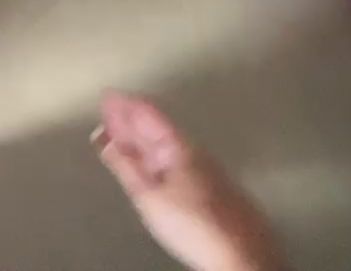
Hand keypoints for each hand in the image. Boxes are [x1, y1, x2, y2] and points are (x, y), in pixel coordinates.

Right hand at [95, 93, 282, 270]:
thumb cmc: (192, 224)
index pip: (147, 112)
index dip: (125, 104)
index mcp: (179, 146)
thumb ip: (125, 165)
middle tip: (108, 116)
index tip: (106, 97)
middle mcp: (195, 152)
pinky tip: (152, 166)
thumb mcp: (149, 196)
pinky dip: (158, 156)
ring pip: (168, 145)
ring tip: (122, 139)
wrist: (246, 260)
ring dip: (143, 139)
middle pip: (157, 127)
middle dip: (130, 121)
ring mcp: (209, 171)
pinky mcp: (217, 190)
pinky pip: (178, 160)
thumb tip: (104, 139)